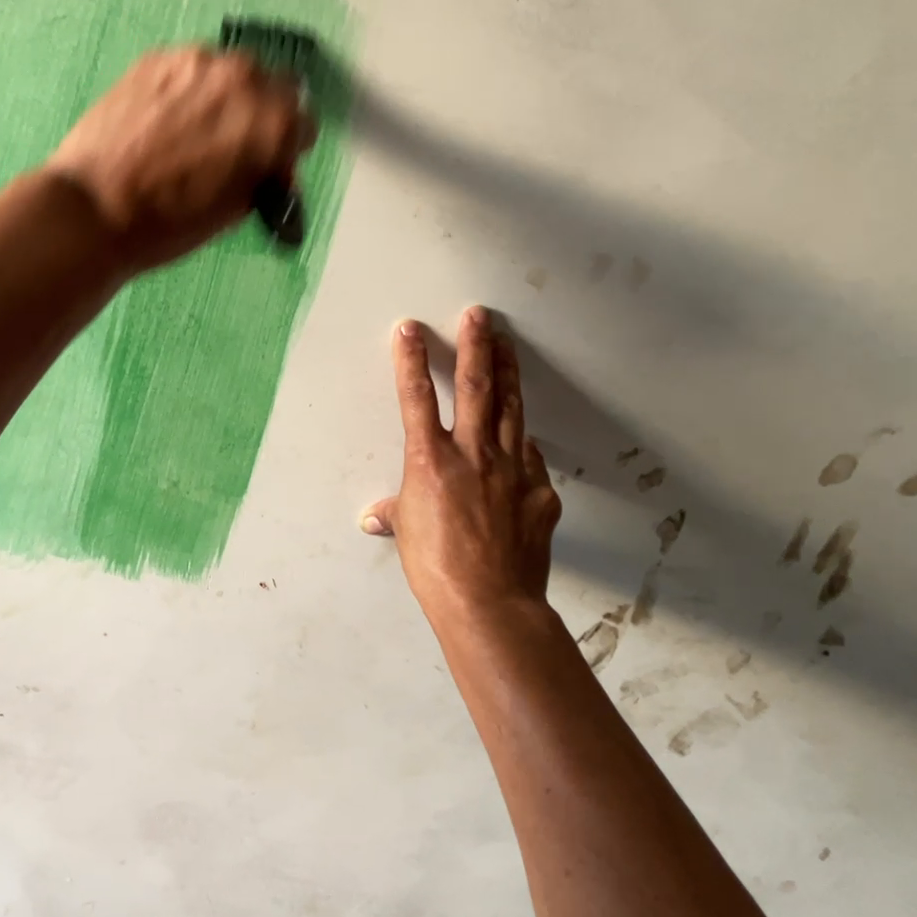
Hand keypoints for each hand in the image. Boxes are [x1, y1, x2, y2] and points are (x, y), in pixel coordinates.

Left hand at [45, 46, 312, 271]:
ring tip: (187, 132)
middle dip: (256, 112)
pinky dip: (183, 89)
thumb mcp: (234, 211)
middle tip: (227, 145)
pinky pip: (186, 69)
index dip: (285, 147)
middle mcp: (245, 78)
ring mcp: (197, 61)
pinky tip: (160, 121)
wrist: (93, 209)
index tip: (267, 162)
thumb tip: (268, 165)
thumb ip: (263, 175)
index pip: (303, 124)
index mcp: (274, 122)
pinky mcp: (156, 57)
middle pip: (270, 86)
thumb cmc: (168, 225)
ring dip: (219, 95)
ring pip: (226, 72)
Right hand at [361, 308, 561, 614]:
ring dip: (508, 373)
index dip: (410, 360)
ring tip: (507, 346)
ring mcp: (511, 468)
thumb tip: (377, 517)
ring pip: (510, 409)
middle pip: (476, 387)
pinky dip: (521, 442)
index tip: (409, 330)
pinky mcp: (539, 490)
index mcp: (430, 460)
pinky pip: (529, 456)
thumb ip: (396, 513)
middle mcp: (472, 453)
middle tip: (479, 316)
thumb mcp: (407, 532)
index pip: (415, 397)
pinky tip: (520, 437)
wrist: (489, 600)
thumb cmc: (435, 566)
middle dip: (476, 346)